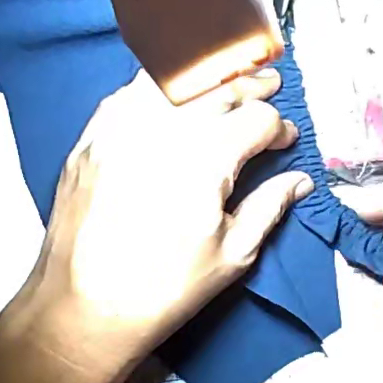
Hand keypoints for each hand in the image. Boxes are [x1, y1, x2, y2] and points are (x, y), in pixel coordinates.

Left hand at [0, 69, 311, 382]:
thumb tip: (299, 182)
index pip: (255, 120)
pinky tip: (173, 94)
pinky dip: (160, 85)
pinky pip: (129, 91)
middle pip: (217, 87)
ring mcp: (118, 128)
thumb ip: (270, 207)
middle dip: (251, 83)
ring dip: (207, 74)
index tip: (286, 140)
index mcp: (204, 159)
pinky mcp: (91, 137)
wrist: (83, 308)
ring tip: (226, 77)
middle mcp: (161, 130)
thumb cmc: (164, 289)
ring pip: (171, 77)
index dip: (279, 127)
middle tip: (269, 83)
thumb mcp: (233, 254)